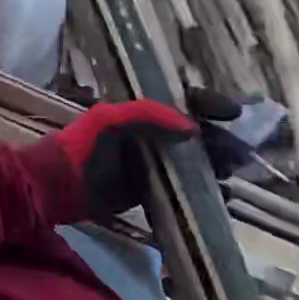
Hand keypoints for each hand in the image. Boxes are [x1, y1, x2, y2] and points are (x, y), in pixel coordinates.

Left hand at [54, 89, 244, 217]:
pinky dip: (204, 191)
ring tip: (230, 175)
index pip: (182, 102)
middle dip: (219, 141)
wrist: (59, 185)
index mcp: (140, 114)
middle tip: (239, 155)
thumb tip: (192, 127)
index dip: (209, 105)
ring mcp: (151, 164)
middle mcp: (149, 136)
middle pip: (195, 134)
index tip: (232, 113)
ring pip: (194, 161)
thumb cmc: (82, 146)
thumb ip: (147, 115)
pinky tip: (220, 196)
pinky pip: (183, 188)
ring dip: (216, 166)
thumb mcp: (109, 120)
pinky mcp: (149, 190)